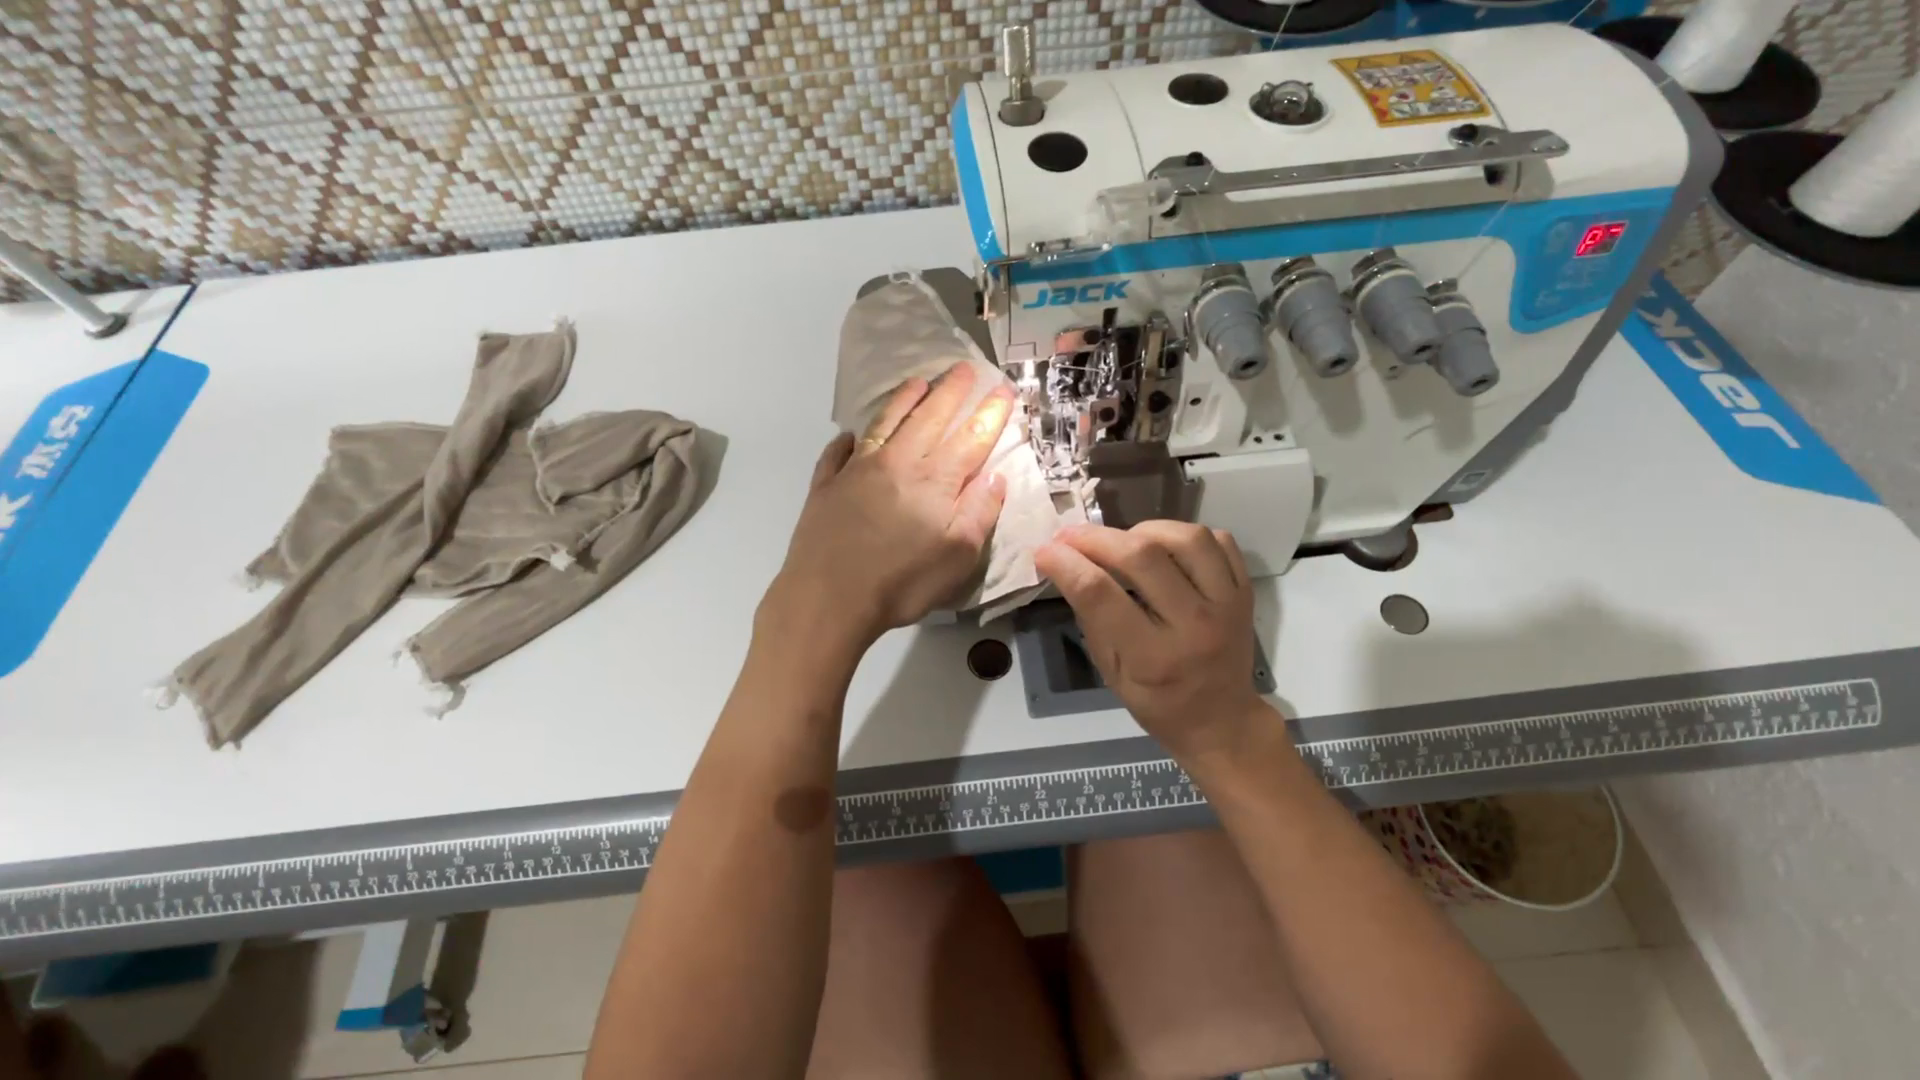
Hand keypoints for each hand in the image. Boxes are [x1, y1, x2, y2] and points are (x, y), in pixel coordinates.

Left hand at [767, 362, 1012, 649]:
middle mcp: (898, 463)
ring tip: (919, 381)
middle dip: (951, 391)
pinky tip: (852, 435)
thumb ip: (980, 512)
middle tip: (965, 368)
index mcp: (935, 481)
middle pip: (929, 418)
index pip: (971, 438)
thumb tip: (995, 475)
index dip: (990, 413)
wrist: (827, 598)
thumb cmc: (901, 583)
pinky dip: (849, 439)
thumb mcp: (958, 557)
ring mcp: (857, 470)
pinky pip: (839, 452)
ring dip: (904, 400)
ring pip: (886, 423)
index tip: (1003, 389)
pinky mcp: (826, 486)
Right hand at [1034, 522, 1277, 759]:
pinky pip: (1219, 541)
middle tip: (1070, 537)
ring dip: (1143, 530)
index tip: (1045, 551)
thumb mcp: (1111, 673)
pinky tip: (1165, 546)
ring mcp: (1226, 605)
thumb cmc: (1157, 702)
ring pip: (1186, 538)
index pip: (1101, 594)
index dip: (1066, 564)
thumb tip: (1064, 565)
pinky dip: (1186, 534)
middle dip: (1096, 539)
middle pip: (1142, 557)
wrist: (1221, 720)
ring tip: (1123, 540)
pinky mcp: (1245, 592)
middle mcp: (1194, 625)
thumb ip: (1092, 619)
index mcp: (1153, 657)